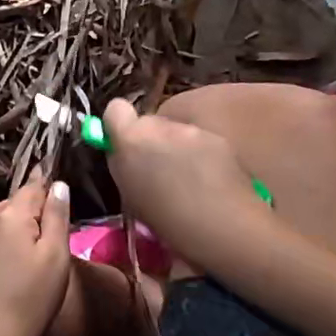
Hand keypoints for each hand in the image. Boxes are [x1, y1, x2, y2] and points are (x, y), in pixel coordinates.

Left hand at [0, 176, 71, 335]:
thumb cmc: (29, 298)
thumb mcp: (55, 257)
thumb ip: (57, 216)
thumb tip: (58, 185)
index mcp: (8, 213)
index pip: (33, 186)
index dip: (49, 187)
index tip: (61, 190)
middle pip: (16, 203)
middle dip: (34, 212)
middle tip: (55, 236)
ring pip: (3, 221)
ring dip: (19, 230)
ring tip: (37, 255)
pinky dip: (5, 245)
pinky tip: (15, 269)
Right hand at [102, 99, 268, 252]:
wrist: (220, 226)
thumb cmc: (164, 219)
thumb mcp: (129, 193)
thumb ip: (124, 162)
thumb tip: (124, 151)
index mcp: (130, 138)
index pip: (115, 109)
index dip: (119, 123)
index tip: (124, 142)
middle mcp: (160, 126)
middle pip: (150, 122)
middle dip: (152, 139)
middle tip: (160, 167)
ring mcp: (191, 130)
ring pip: (178, 132)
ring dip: (179, 147)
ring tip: (190, 178)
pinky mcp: (218, 138)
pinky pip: (202, 141)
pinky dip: (203, 155)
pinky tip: (211, 180)